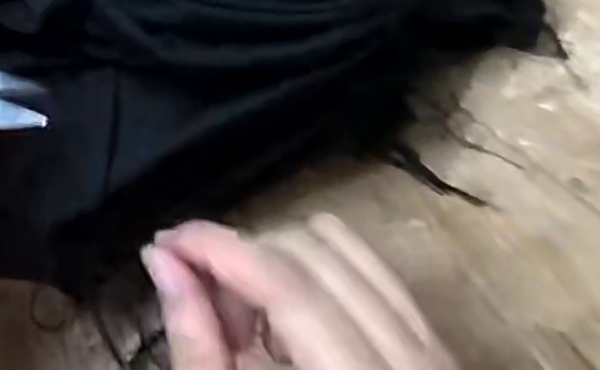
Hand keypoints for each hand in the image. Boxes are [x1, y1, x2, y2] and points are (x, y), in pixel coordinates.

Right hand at [143, 216, 454, 369]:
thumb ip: (193, 337)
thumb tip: (159, 255)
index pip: (285, 283)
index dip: (214, 245)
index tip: (164, 241)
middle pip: (307, 255)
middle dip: (239, 257)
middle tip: (202, 298)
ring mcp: (440, 363)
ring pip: (342, 250)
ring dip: (274, 257)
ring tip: (245, 308)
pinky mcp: (440, 357)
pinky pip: (375, 274)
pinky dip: (316, 267)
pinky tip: (285, 311)